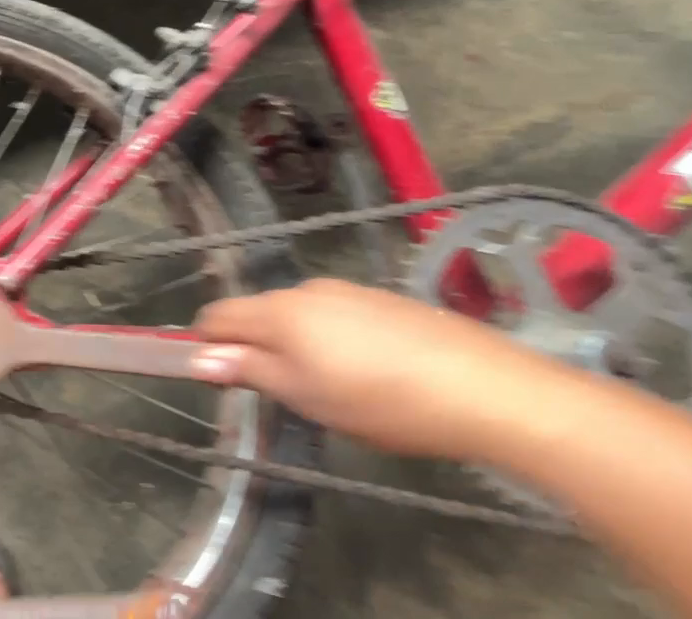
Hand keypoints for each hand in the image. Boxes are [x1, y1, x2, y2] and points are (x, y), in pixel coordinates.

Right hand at [191, 278, 575, 460]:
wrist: (494, 392)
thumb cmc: (382, 400)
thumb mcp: (305, 396)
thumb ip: (247, 371)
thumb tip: (197, 358)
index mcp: (277, 311)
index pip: (216, 315)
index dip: (208, 343)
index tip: (222, 376)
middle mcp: (306, 290)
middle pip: (259, 313)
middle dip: (259, 345)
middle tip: (286, 391)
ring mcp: (351, 291)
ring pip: (302, 315)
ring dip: (300, 343)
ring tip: (336, 386)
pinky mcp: (390, 301)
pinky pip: (341, 316)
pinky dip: (339, 339)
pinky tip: (376, 373)